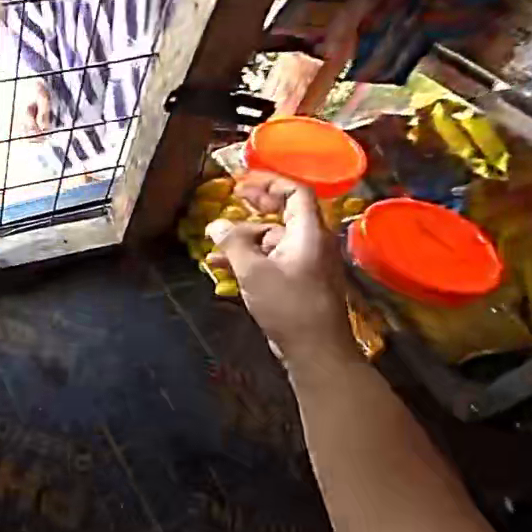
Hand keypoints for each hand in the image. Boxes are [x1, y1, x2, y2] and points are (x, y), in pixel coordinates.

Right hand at [204, 178, 356, 365]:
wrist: (315, 348)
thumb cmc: (288, 305)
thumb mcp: (253, 272)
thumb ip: (233, 244)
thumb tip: (216, 224)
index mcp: (308, 233)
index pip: (296, 193)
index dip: (270, 182)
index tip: (242, 182)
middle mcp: (311, 243)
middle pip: (284, 214)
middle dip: (255, 206)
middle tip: (231, 200)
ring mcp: (306, 263)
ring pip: (273, 239)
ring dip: (245, 237)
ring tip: (216, 243)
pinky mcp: (298, 281)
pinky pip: (272, 258)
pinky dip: (250, 257)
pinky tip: (224, 266)